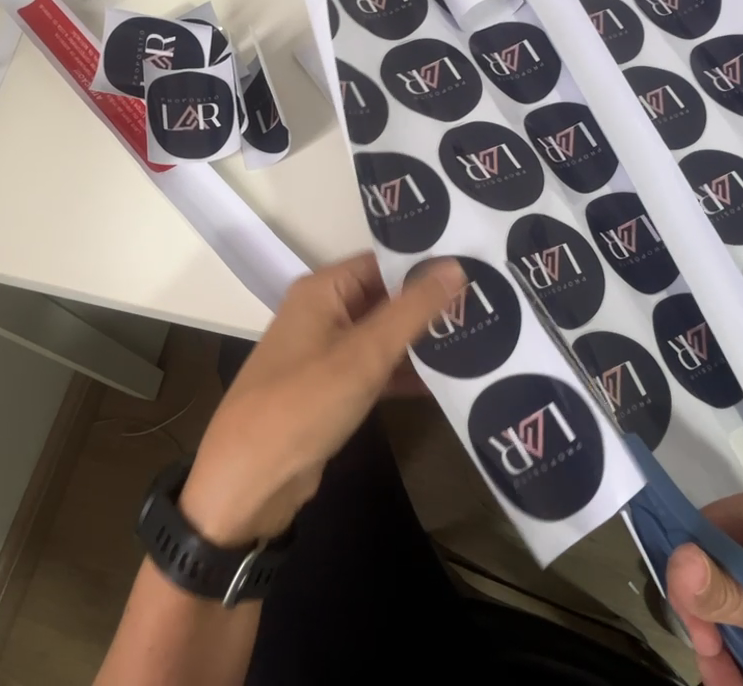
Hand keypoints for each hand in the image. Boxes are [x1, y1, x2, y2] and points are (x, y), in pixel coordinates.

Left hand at [178, 253, 463, 547]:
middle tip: (491, 302)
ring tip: (484, 335)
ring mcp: (327, 354)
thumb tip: (456, 265)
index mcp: (323, 291)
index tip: (477, 265)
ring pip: (384, 336)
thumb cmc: (304, 403)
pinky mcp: (334, 390)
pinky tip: (453, 378)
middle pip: (385, 297)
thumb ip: (413, 309)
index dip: (426, 263)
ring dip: (424, 340)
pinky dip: (408, 373)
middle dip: (431, 303)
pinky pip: (378, 370)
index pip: (383, 262)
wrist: (251, 480)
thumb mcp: (365, 353)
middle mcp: (323, 314)